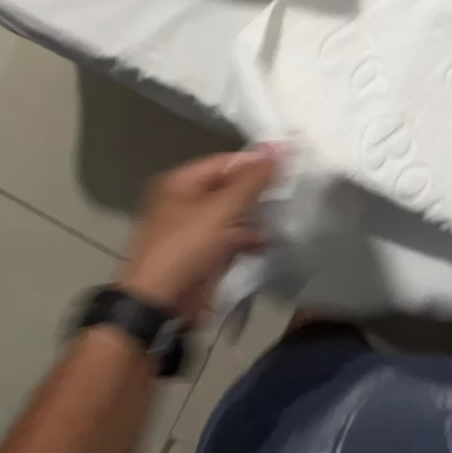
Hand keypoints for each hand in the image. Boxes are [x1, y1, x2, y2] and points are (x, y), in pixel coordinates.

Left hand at [118, 147, 277, 323]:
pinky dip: (248, 240)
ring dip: (256, 217)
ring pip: (232, 215)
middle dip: (258, 193)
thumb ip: (254, 179)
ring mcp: (193, 230)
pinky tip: (269, 242)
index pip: (226, 162)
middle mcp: (185, 201)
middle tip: (291, 192)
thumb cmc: (186, 248)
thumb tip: (280, 146)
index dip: (257, 163)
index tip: (289, 167)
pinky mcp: (202, 255)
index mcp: (181, 182)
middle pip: (230, 188)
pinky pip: (230, 239)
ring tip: (285, 217)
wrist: (159, 306)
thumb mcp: (222, 209)